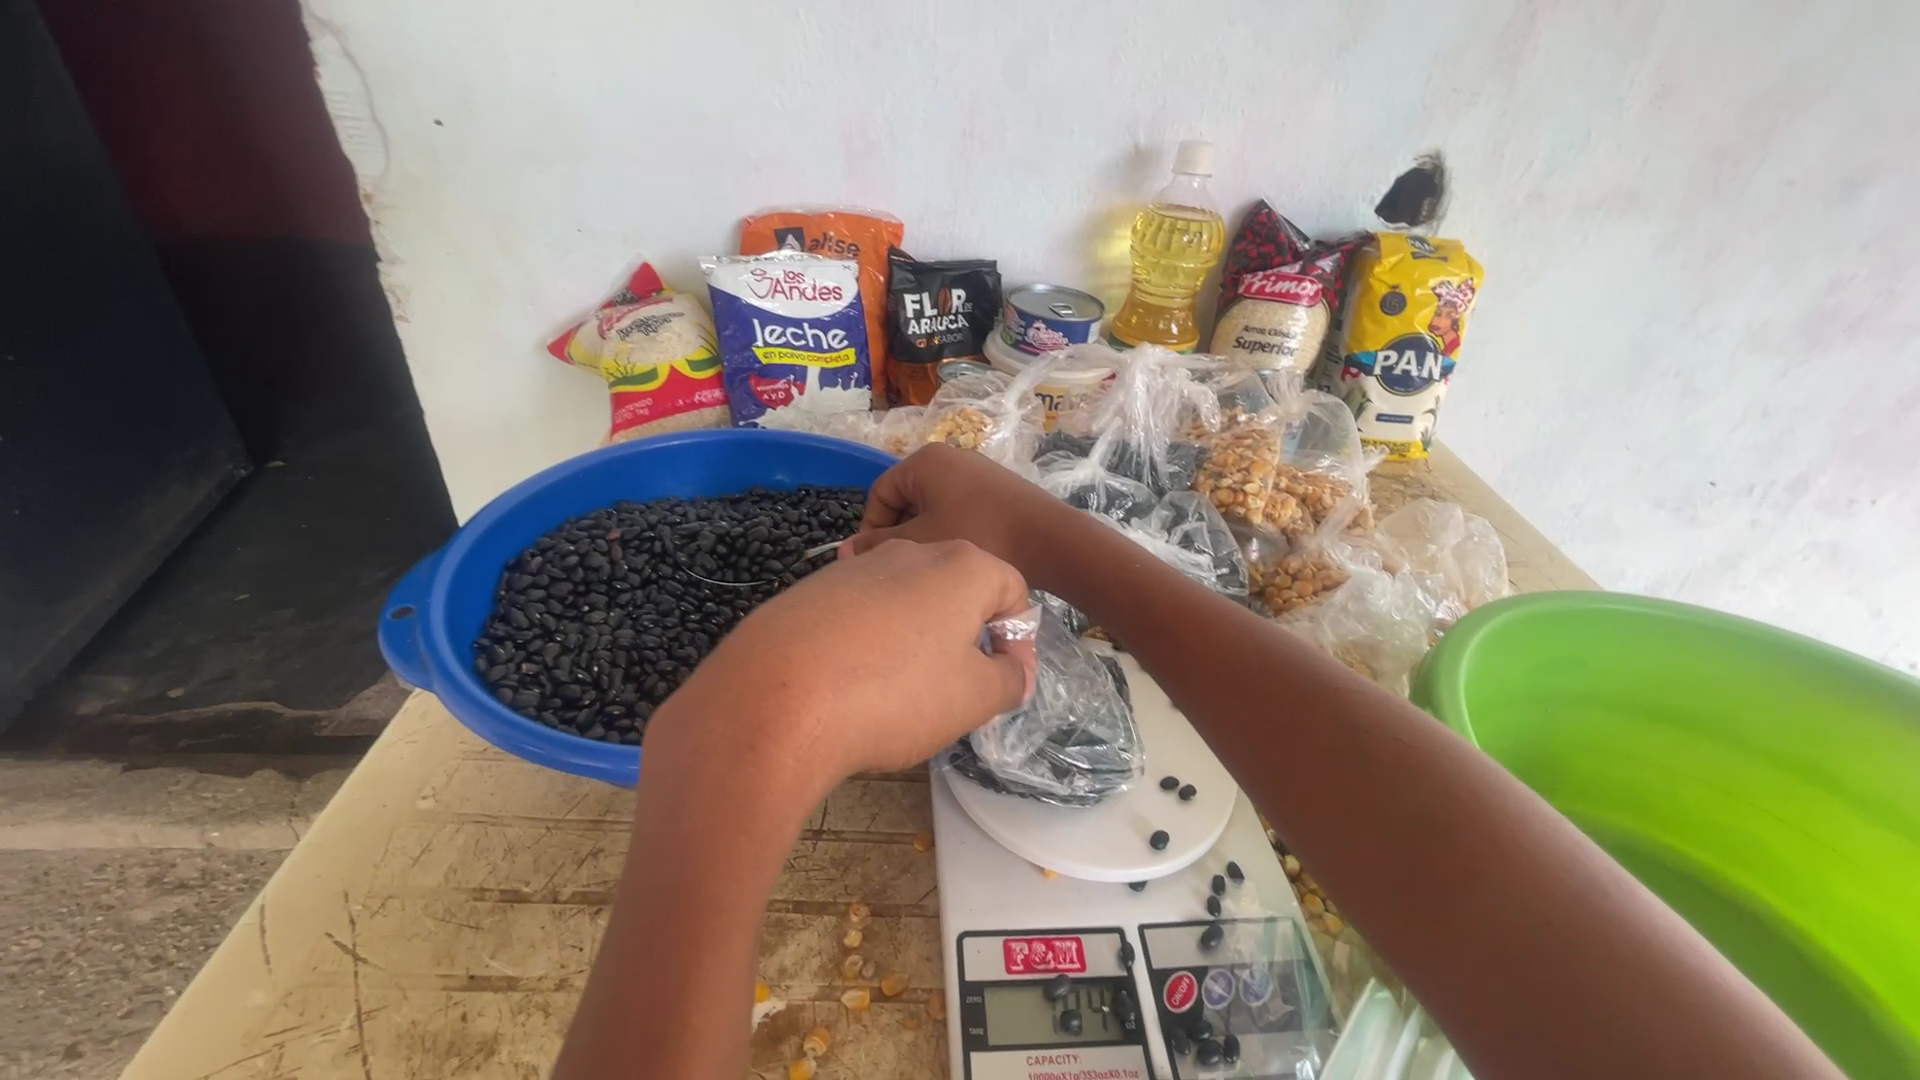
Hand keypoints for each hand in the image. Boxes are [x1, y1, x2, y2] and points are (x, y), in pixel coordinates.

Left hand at [650, 538, 1037, 780]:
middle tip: (957, 689)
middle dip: (965, 636)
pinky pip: (858, 615)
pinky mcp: (810, 590)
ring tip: (898, 693)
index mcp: (960, 565)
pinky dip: (868, 643)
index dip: (1018, 638)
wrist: (774, 699)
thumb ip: (1008, 680)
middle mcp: (909, 551)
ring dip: (915, 640)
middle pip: (956, 589)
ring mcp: (854, 567)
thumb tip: (1013, 670)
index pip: (1012, 590)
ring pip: (905, 601)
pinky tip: (850, 684)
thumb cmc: (895, 694)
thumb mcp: (973, 698)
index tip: (1006, 681)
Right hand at [841, 444, 1084, 571]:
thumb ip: (878, 545)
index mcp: (925, 461)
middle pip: (905, 500)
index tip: (873, 563)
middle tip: (901, 570)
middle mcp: (949, 458)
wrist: (1050, 541)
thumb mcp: (922, 542)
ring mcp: (975, 473)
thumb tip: (844, 551)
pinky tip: (957, 563)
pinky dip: (950, 534)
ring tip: (930, 570)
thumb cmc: (981, 536)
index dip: (870, 530)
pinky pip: (957, 511)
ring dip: (924, 538)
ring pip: (931, 509)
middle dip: (898, 536)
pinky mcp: (995, 492)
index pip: (879, 495)